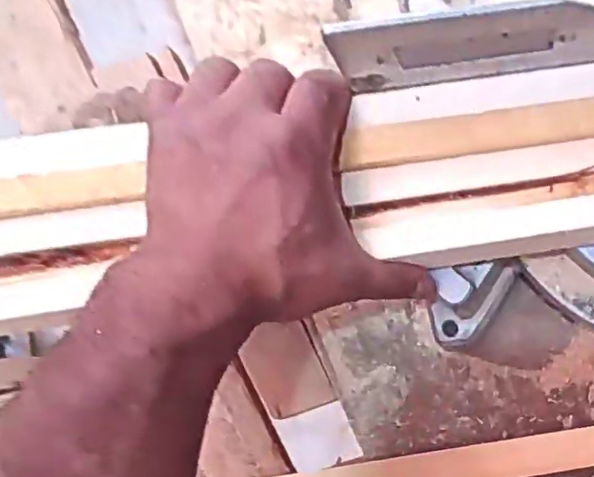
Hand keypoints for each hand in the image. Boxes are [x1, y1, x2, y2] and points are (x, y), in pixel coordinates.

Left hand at [130, 58, 432, 338]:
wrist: (201, 285)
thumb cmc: (269, 276)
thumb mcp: (343, 278)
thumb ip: (391, 277)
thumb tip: (428, 287)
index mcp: (297, 144)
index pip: (323, 88)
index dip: (334, 98)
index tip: (335, 115)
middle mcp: (249, 117)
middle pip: (274, 74)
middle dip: (287, 98)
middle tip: (293, 131)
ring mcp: (202, 119)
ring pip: (223, 72)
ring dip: (239, 92)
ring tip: (248, 125)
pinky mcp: (166, 131)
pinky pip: (171, 88)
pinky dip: (186, 101)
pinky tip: (201, 129)